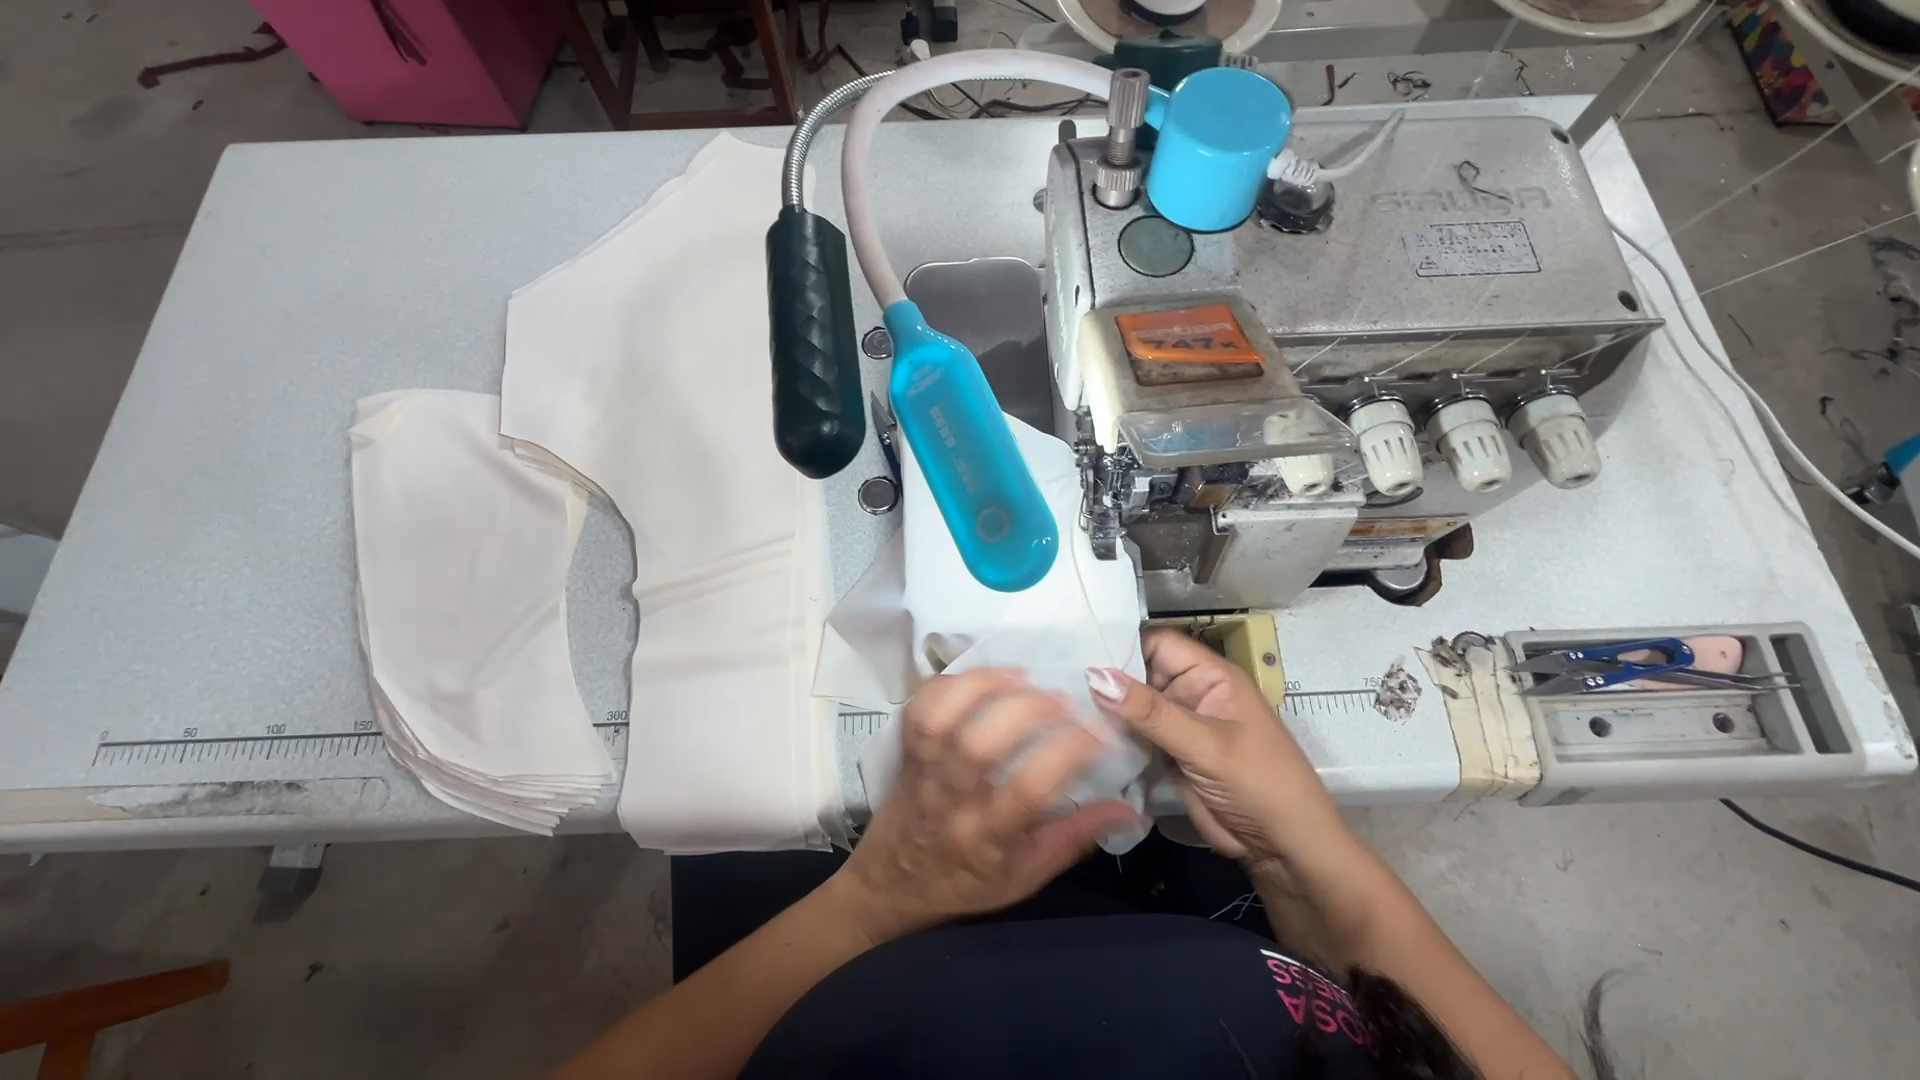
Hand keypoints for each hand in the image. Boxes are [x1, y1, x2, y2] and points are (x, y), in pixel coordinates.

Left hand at [829, 669, 1141, 943]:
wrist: (890, 884)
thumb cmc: (965, 882)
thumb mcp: (1025, 876)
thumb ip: (1074, 839)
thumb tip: (1127, 809)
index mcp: (986, 838)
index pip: (1027, 791)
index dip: (1066, 754)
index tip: (1100, 733)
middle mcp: (951, 802)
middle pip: (979, 747)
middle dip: (1026, 711)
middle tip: (1061, 699)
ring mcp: (924, 773)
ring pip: (942, 721)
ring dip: (984, 687)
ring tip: (1022, 675)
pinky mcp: (905, 752)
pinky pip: (918, 709)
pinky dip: (948, 684)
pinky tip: (982, 677)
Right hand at [1086, 628, 1345, 868]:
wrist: (1283, 847)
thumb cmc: (1259, 784)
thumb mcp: (1206, 744)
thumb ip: (1151, 712)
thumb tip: (1095, 676)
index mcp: (1210, 675)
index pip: (1157, 643)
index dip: (1119, 642)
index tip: (1073, 646)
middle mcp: (1191, 693)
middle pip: (1140, 672)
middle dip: (1104, 676)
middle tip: (1055, 677)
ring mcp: (1179, 725)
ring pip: (1133, 706)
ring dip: (1104, 708)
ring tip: (1060, 704)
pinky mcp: (1168, 755)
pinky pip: (1135, 735)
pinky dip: (1113, 735)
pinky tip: (1078, 733)